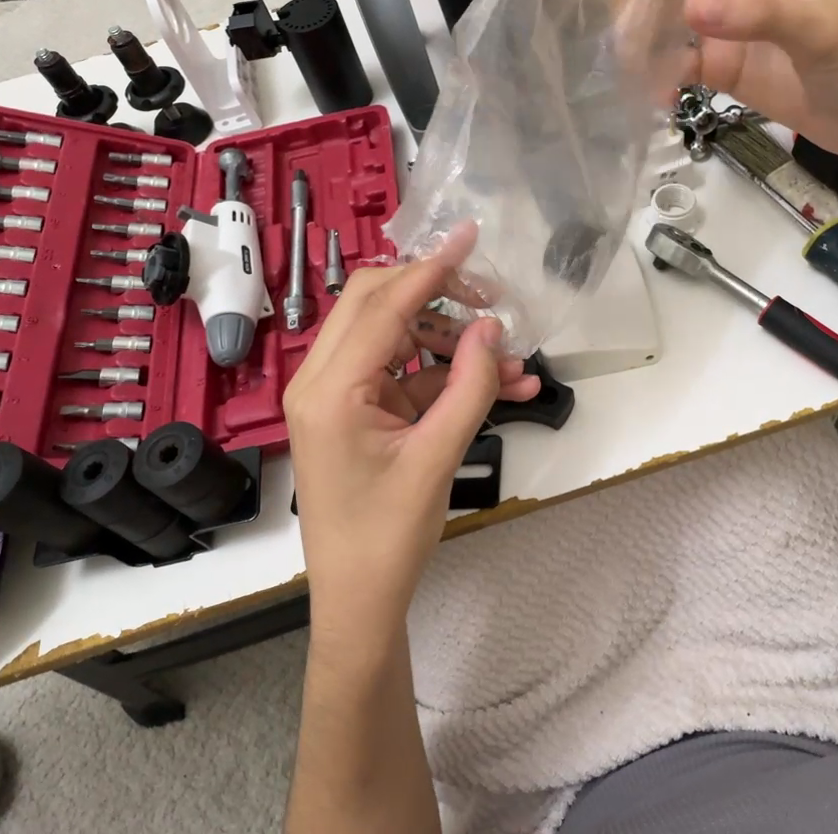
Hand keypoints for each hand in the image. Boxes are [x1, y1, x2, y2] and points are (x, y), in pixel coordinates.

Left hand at [284, 224, 539, 635]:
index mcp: (330, 388)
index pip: (383, 303)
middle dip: (439, 296)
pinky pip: (406, 378)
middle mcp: (324, 381)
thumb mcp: (438, 457)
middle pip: (380, 307)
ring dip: (454, 345)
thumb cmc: (388, 537)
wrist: (359, 601)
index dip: (431, 266)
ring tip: (513, 363)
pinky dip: (448, 379)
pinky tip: (503, 388)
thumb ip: (468, 386)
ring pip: (398, 341)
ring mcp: (340, 398)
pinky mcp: (359, 415)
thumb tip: (491, 326)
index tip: (469, 235)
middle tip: (492, 298)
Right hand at [622, 0, 837, 155]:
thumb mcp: (815, 30)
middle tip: (619, 13)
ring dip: (644, 26)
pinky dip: (660, 72)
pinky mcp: (723, 69)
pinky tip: (652, 90)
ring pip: (670, 11)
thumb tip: (690, 8)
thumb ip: (757, 15)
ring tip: (625, 55)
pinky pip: (679, 62)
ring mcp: (728, 27)